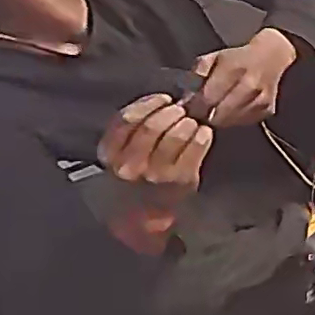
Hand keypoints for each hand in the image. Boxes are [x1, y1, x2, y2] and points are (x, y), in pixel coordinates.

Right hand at [99, 94, 214, 202]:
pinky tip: (205, 132)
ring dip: (188, 122)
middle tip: (183, 109)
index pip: (126, 120)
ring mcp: (157, 173)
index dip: (149, 104)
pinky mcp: (182, 179)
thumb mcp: (121, 156)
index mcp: (109, 155)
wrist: (146, 216)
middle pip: (153, 126)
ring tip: (193, 121)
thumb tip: (159, 104)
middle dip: (172, 111)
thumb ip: (132, 132)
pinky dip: (202, 136)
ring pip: (175, 136)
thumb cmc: (136, 179)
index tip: (164, 99)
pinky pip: (195, 149)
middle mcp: (130, 165)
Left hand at [191, 28, 297, 126]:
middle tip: (198, 113)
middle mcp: (250, 86)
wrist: (272, 58)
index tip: (187, 109)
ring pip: (231, 121)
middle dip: (205, 115)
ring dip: (219, 119)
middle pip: (219, 113)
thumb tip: (186, 100)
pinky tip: (230, 111)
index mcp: (233, 70)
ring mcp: (261, 100)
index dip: (194, 107)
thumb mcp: (213, 58)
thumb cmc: (239, 58)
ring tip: (213, 112)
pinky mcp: (268, 109)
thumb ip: (197, 76)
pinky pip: (244, 122)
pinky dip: (234, 120)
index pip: (208, 98)